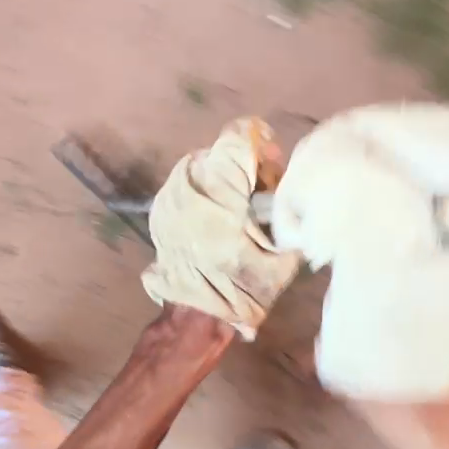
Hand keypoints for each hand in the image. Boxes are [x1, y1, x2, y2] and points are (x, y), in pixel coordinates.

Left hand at [140, 118, 301, 339]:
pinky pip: (185, 186)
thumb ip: (288, 210)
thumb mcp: (283, 250)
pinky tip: (214, 219)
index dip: (261, 144)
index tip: (271, 167)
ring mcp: (167, 195)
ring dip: (222, 179)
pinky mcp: (158, 209)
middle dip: (243, 164)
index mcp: (220, 185)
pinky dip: (203, 194)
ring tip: (236, 208)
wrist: (197, 312)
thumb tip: (290, 189)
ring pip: (201, 166)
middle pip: (221, 150)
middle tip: (259, 192)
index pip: (239, 135)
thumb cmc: (245, 285)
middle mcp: (188, 182)